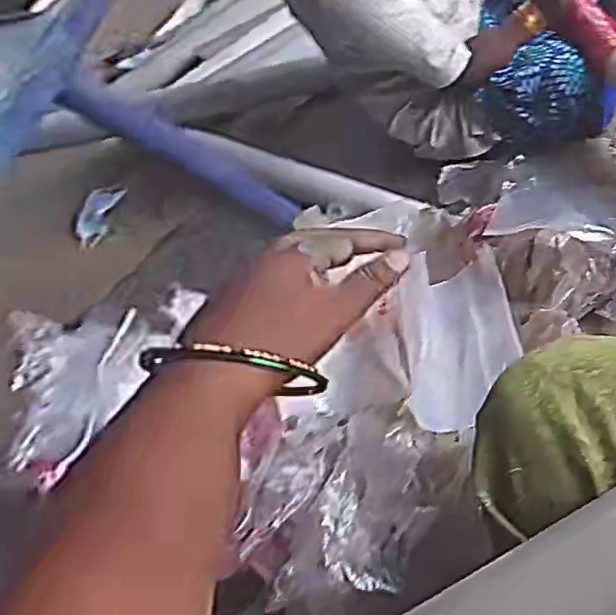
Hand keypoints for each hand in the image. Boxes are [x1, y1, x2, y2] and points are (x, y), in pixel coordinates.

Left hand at [184, 229, 408, 366]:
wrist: (215, 378)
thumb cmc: (283, 341)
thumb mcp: (339, 310)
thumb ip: (372, 281)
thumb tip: (400, 257)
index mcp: (295, 251)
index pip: (347, 237)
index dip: (378, 241)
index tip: (400, 245)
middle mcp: (267, 255)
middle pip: (319, 243)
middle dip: (351, 247)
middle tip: (377, 252)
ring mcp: (245, 276)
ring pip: (298, 260)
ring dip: (327, 263)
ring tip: (349, 272)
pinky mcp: (233, 299)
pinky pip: (280, 277)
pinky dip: (305, 279)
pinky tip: (311, 294)